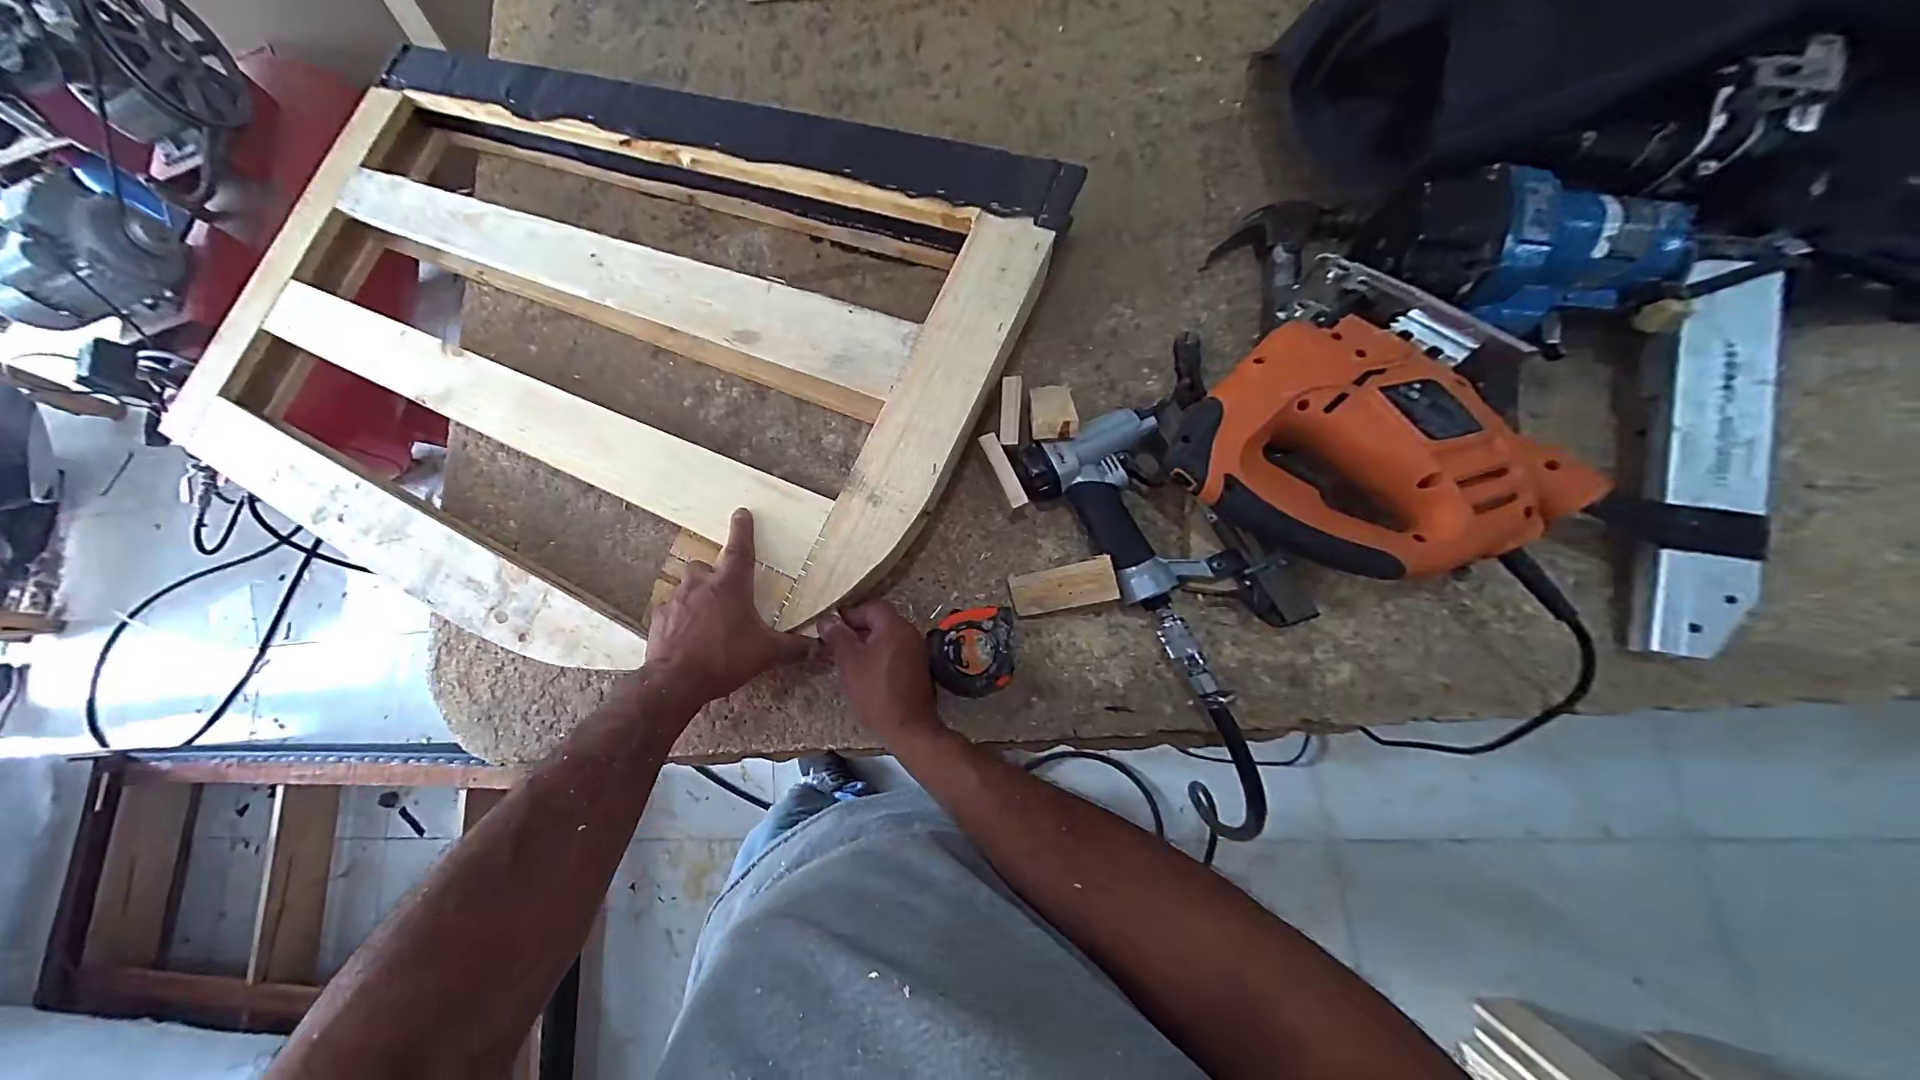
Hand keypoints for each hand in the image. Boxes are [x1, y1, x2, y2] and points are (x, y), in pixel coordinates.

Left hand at [642, 509, 812, 705]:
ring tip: (706, 618)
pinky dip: (680, 617)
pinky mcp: (660, 617)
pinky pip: (672, 610)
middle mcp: (701, 585)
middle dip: (713, 574)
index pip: (740, 548)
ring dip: (696, 596)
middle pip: (706, 566)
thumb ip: (793, 648)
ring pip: (687, 586)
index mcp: (731, 585)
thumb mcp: (766, 653)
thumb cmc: (725, 658)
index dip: (743, 529)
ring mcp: (677, 599)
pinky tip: (688, 635)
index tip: (741, 513)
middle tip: (724, 593)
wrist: (676, 681)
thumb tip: (817, 647)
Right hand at [819, 599, 941, 743]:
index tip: (832, 627)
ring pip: (888, 638)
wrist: (908, 726)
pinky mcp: (919, 669)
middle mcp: (910, 634)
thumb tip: (828, 619)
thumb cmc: (876, 691)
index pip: (872, 606)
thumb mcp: (850, 661)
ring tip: (848, 660)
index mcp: (895, 626)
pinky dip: (880, 656)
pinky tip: (866, 672)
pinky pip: (896, 653)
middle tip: (837, 644)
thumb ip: (838, 636)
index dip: (850, 614)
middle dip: (857, 630)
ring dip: (868, 644)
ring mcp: (917, 651)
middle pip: (881, 621)